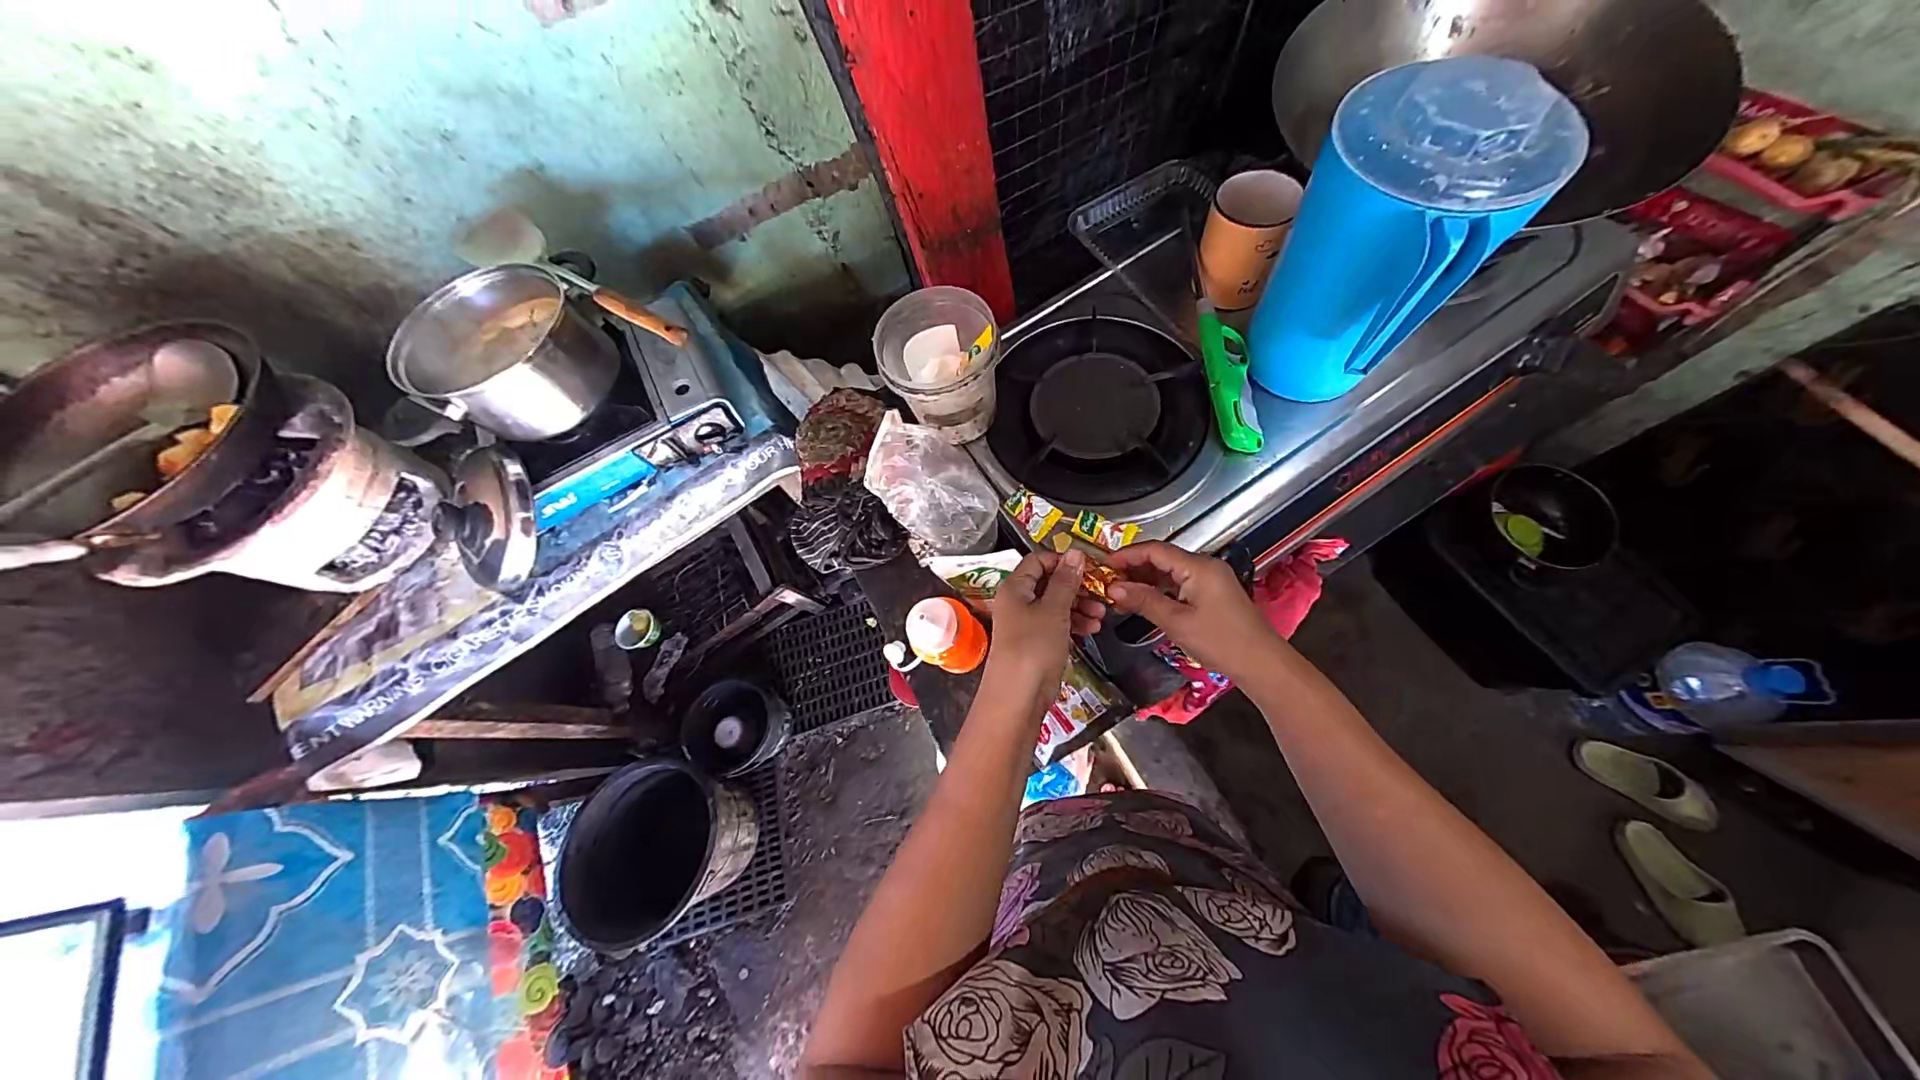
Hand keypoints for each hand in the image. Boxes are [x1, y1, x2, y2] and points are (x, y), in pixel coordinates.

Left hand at [985, 549, 1105, 691]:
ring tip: (1101, 616)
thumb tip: (1075, 552)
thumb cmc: (1034, 647)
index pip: (1038, 560)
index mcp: (1015, 587)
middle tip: (1100, 595)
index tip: (1089, 569)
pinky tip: (1091, 629)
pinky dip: (1073, 624)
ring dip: (1079, 607)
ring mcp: (1025, 624)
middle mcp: (1017, 602)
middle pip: (1049, 583)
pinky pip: (1055, 624)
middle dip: (1076, 587)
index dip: (1063, 561)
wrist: (1018, 697)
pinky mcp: (1035, 643)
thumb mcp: (1054, 610)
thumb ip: (1066, 581)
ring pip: (1055, 605)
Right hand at [1105, 541, 1282, 680]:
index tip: (1104, 565)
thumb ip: (1143, 600)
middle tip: (1108, 583)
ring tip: (1120, 596)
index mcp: (1198, 567)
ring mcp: (1210, 579)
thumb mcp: (1176, 622)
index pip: (1155, 550)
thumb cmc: (1221, 642)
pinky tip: (1142, 602)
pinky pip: (1179, 583)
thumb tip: (1114, 588)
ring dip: (1144, 581)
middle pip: (1162, 558)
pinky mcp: (1212, 593)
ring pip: (1169, 571)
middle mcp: (1205, 566)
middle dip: (1133, 568)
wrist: (1261, 663)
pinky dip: (1159, 590)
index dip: (1126, 555)